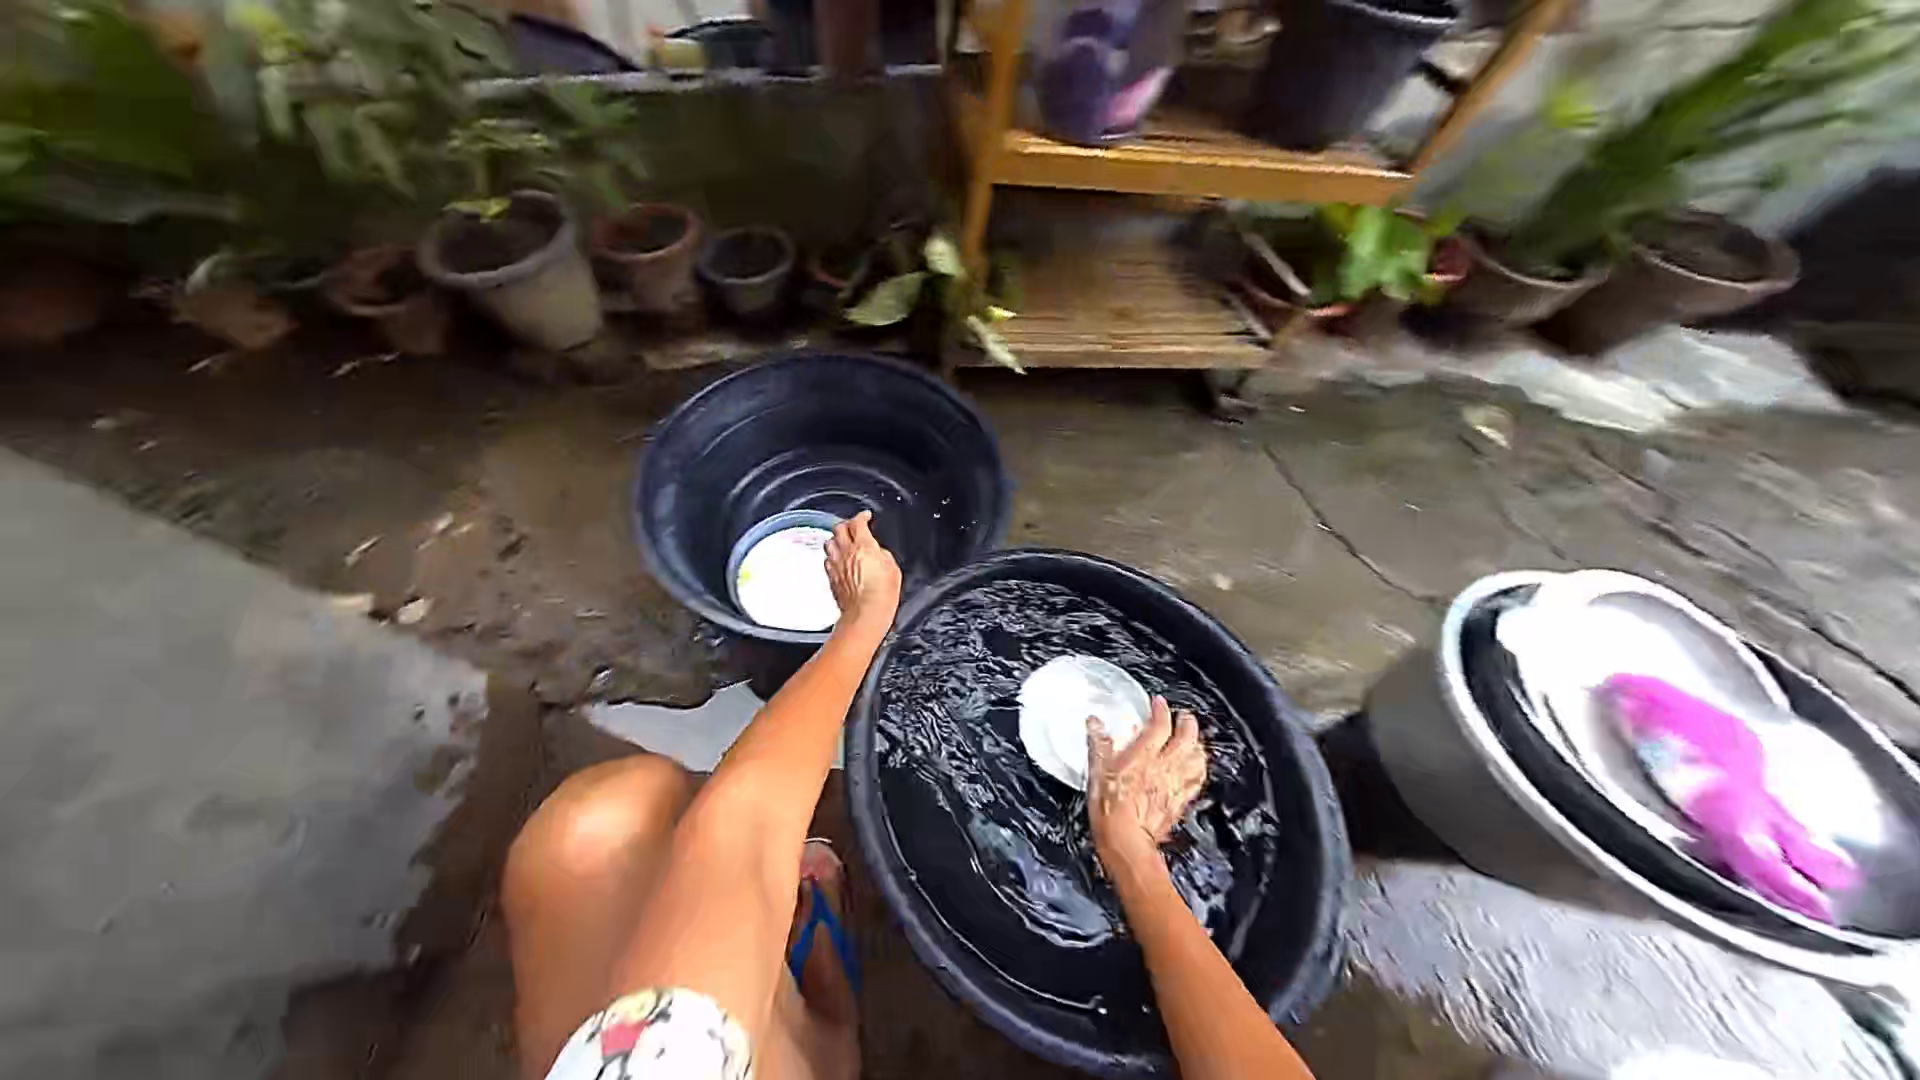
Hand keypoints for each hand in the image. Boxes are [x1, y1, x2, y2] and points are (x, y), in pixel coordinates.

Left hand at [825, 510, 900, 629]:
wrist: (866, 614)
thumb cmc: (882, 594)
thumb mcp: (893, 567)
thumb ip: (882, 553)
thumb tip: (876, 552)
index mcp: (864, 546)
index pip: (858, 522)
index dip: (862, 516)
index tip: (866, 516)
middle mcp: (846, 552)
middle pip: (839, 528)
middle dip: (847, 524)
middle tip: (853, 526)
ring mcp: (836, 564)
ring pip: (829, 542)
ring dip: (836, 539)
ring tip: (843, 540)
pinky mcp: (831, 577)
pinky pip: (827, 560)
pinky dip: (833, 556)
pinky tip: (838, 560)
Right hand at [1087, 696, 1206, 867]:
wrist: (1127, 843)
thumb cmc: (1110, 810)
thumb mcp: (1097, 772)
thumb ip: (1098, 744)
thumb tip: (1094, 723)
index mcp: (1144, 756)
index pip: (1159, 725)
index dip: (1161, 710)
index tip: (1159, 702)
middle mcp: (1164, 767)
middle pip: (1186, 738)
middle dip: (1187, 723)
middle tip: (1183, 715)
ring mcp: (1175, 785)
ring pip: (1196, 758)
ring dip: (1197, 744)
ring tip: (1193, 738)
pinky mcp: (1180, 802)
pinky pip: (1197, 780)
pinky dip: (1199, 768)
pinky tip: (1196, 767)